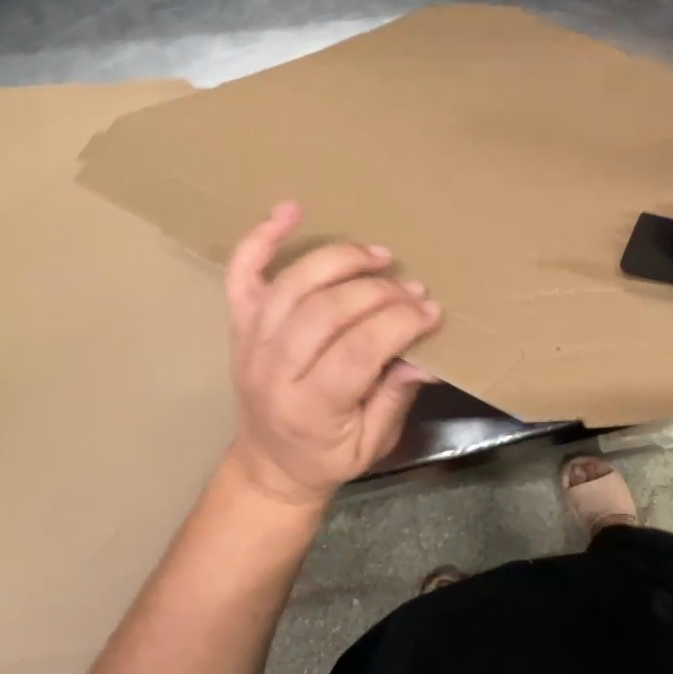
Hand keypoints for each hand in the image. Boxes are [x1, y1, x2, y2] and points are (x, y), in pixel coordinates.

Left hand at [222, 202, 442, 508]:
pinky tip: (291, 210)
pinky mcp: (240, 322)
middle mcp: (271, 371)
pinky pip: (242, 272)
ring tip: (381, 256)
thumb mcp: (372, 443)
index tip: (431, 313)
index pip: (354, 354)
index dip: (397, 326)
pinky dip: (262, 237)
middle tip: (415, 290)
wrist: (269, 463)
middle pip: (324, 313)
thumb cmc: (328, 454)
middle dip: (379, 294)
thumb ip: (396, 396)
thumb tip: (427, 357)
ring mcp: (250, 341)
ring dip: (340, 260)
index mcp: (307, 410)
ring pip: (292, 285)